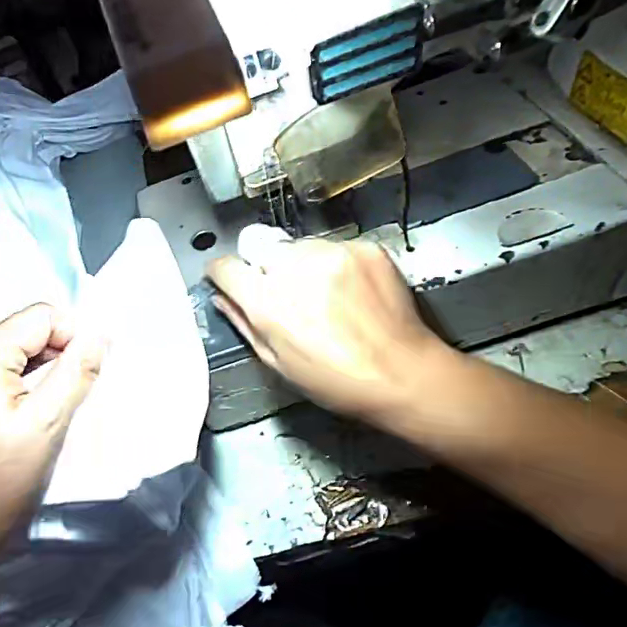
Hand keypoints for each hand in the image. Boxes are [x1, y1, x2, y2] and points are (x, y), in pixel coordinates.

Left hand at [0, 304, 104, 565]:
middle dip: (55, 355)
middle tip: (65, 398)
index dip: (71, 340)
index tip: (79, 380)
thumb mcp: (48, 424)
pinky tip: (27, 412)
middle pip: (23, 330)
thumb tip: (100, 337)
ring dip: (39, 370)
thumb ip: (77, 372)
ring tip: (47, 409)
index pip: (39, 317)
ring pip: (12, 349)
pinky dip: (20, 382)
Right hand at [207, 228, 454, 421]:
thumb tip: (225, 299)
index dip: (225, 274)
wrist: (402, 372)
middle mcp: (295, 269)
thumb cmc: (340, 380)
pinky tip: (350, 292)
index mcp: (267, 303)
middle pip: (262, 250)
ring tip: (327, 298)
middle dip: (268, 270)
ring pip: (300, 246)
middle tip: (290, 297)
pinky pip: (335, 247)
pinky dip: (337, 264)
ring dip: (304, 265)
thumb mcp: (279, 363)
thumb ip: (245, 324)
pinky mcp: (363, 248)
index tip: (230, 277)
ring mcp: (332, 253)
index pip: (226, 266)